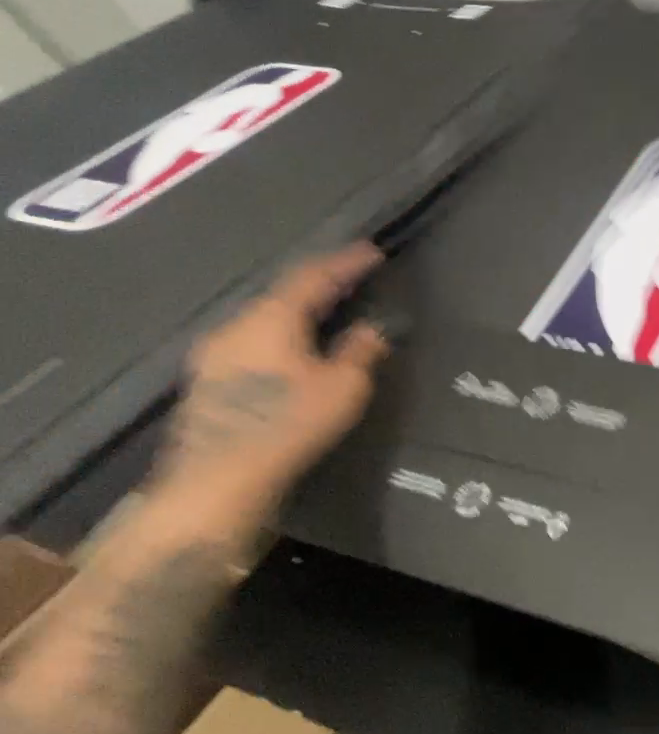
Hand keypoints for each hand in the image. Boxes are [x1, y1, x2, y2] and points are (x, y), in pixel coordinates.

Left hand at [149, 243, 389, 533]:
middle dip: (320, 283)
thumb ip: (361, 350)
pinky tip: (300, 342)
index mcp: (270, 319)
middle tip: (353, 275)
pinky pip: (255, 339)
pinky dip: (284, 331)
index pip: (312, 277)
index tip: (372, 250)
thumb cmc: (289, 425)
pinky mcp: (210, 380)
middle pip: (282, 294)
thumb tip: (373, 328)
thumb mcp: (344, 386)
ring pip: (266, 317)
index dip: (344, 262)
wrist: (216, 482)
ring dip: (300, 308)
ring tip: (331, 307)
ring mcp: (215, 355)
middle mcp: (236, 327)